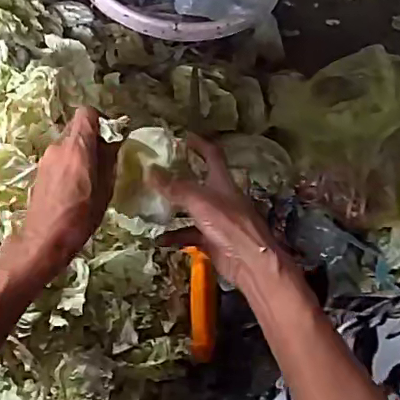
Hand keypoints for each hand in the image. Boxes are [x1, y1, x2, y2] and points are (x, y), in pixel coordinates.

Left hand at [0, 106, 116, 286]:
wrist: (43, 240)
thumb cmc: (79, 218)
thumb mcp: (105, 190)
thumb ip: (110, 160)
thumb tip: (115, 140)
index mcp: (76, 147)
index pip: (87, 113)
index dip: (102, 121)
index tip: (111, 138)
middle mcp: (58, 147)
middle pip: (77, 129)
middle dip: (92, 139)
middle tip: (105, 161)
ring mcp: (45, 159)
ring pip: (68, 145)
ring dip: (81, 154)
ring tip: (91, 178)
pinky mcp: (39, 172)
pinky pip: (59, 159)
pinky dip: (70, 165)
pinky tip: (76, 188)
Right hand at [151, 133, 294, 292]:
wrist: (250, 262)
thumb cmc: (230, 225)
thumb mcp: (200, 201)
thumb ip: (175, 187)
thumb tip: (149, 171)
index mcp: (222, 182)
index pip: (212, 155)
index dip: (199, 144)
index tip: (183, 137)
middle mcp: (220, 198)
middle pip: (198, 182)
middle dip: (179, 177)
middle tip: (156, 173)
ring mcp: (216, 220)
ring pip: (190, 210)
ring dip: (173, 209)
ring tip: (151, 206)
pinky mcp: (212, 240)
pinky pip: (188, 235)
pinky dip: (174, 237)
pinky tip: (159, 240)